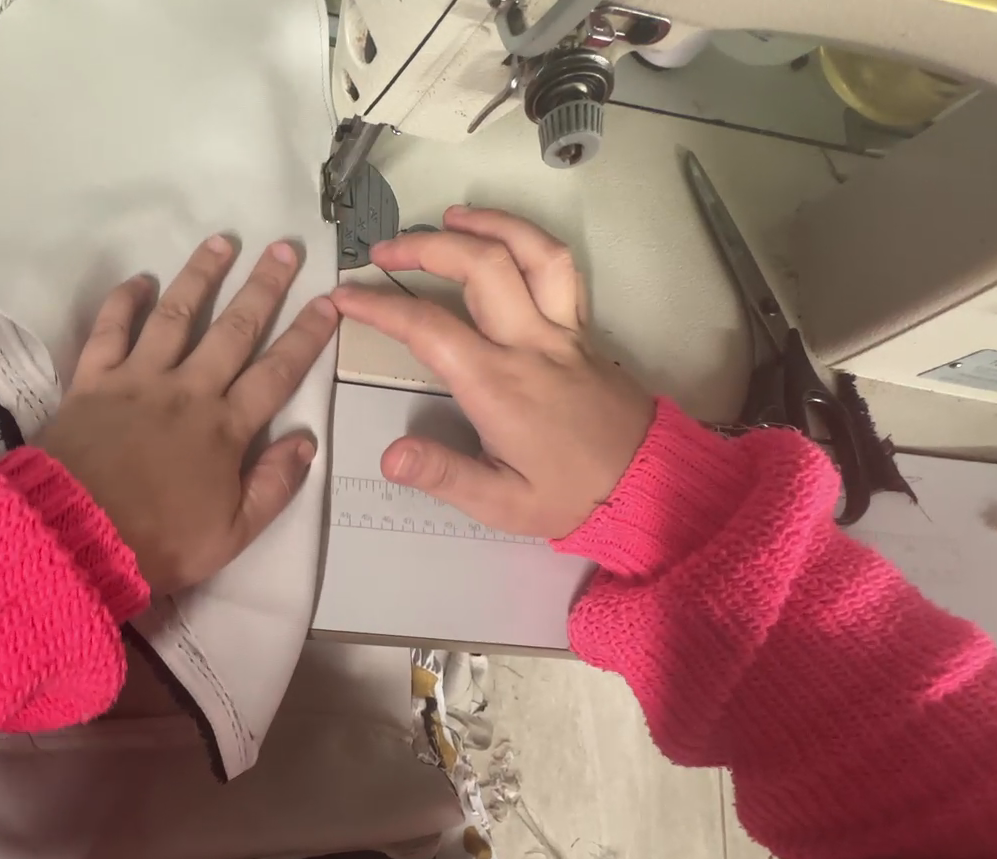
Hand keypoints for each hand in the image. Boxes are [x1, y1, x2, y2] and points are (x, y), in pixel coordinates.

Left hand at [35, 235, 338, 595]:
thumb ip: (273, 486)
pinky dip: (125, 301)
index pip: (276, 373)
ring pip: (177, 315)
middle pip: (233, 330)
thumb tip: (305, 442)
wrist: (78, 538)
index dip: (306, 337)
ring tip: (222, 241)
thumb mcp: (233, 533)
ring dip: (201, 275)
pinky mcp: (93, 381)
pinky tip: (141, 280)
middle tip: (283, 248)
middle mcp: (187, 391)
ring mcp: (138, 380)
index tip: (329, 302)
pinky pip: (110, 329)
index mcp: (225, 429)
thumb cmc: (159, 542)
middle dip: (263, 287)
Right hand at [331, 206, 654, 538]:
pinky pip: (562, 269)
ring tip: (448, 218)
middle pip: (480, 268)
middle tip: (383, 252)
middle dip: (425, 248)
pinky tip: (507, 239)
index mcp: (498, 386)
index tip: (346, 297)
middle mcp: (530, 345)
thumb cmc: (567, 497)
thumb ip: (442, 475)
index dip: (380, 307)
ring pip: (531, 253)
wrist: (649, 488)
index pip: (429, 329)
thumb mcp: (499, 503)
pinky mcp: (584, 331)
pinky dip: (530, 240)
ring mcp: (563, 331)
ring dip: (487, 225)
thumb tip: (388, 456)